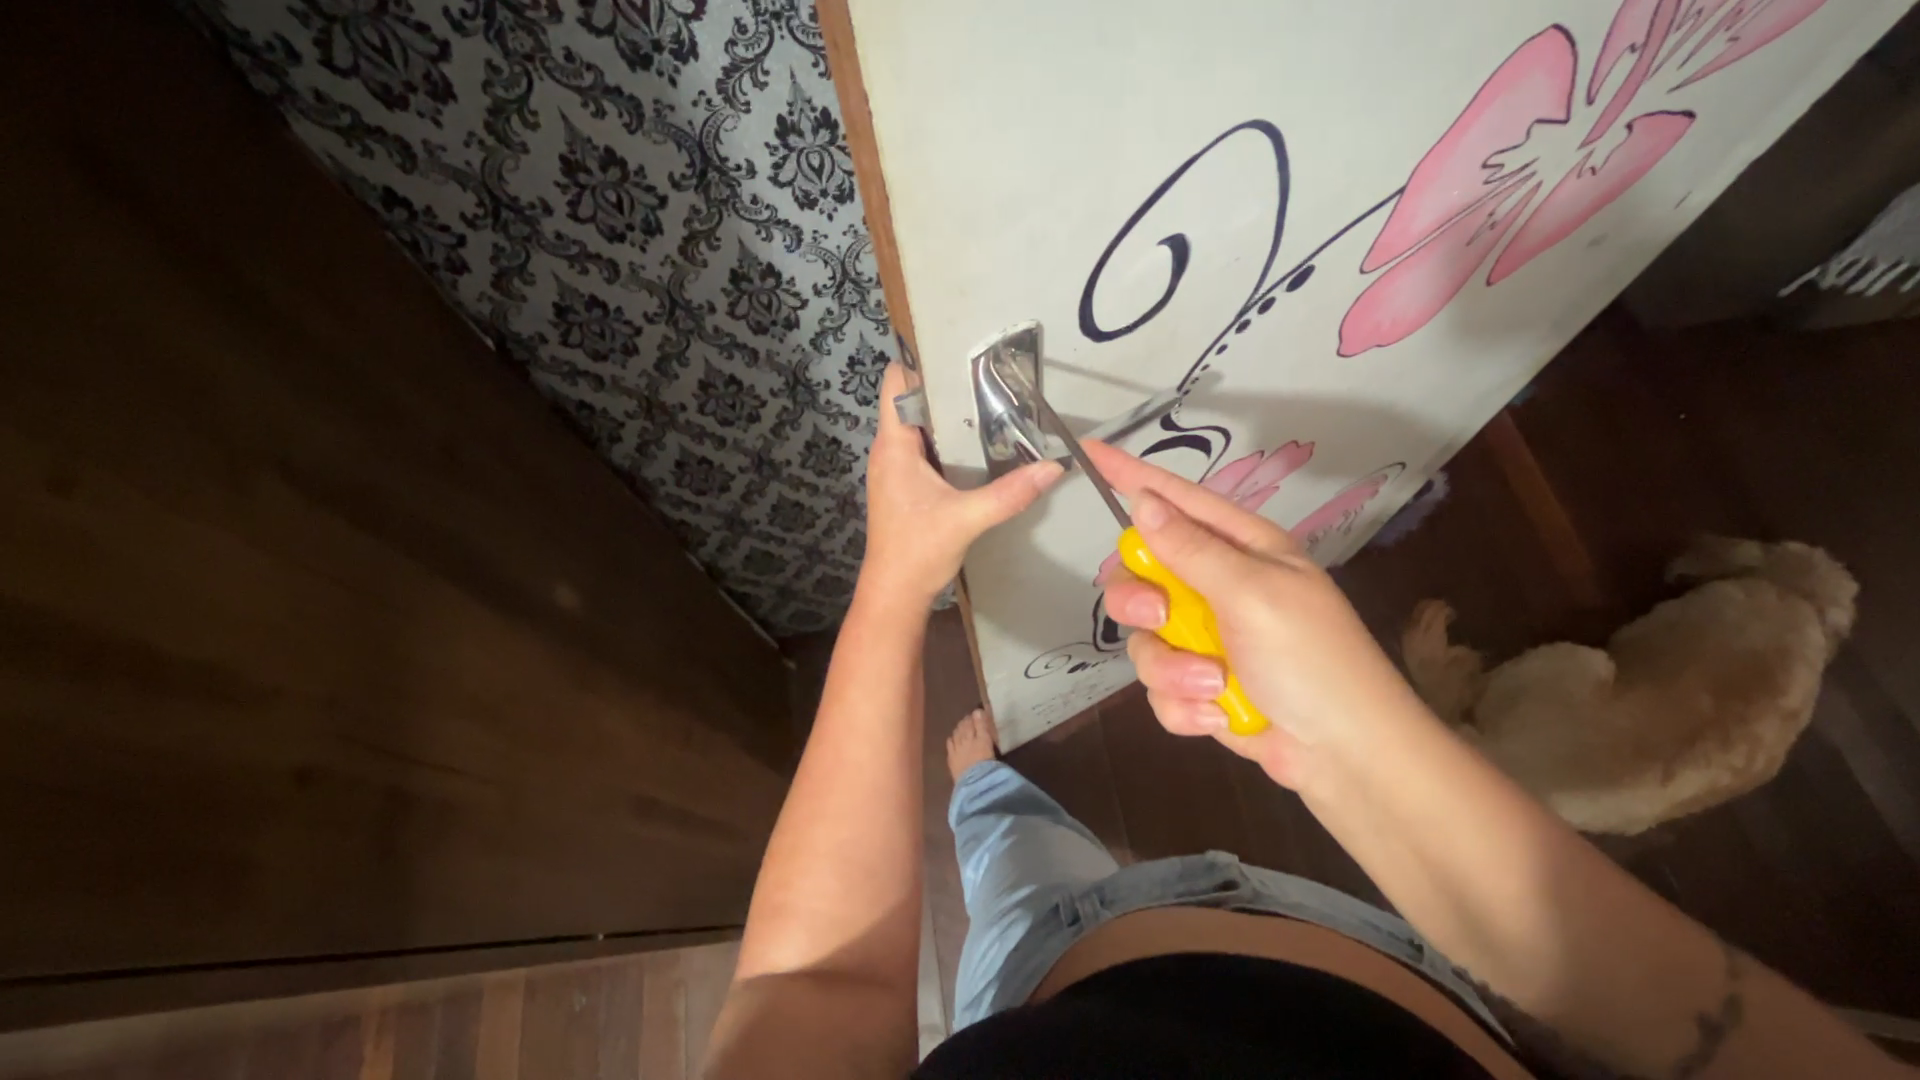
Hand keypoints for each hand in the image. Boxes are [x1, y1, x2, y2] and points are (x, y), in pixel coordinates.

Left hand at [861, 362, 1062, 604]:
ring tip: (992, 405)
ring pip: (922, 427)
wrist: (894, 595)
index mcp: (893, 446)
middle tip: (991, 379)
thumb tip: (1053, 467)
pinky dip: (950, 443)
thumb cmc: (916, 552)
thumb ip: (1010, 493)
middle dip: (948, 389)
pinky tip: (981, 447)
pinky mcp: (907, 486)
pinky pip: (927, 450)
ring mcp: (897, 469)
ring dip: (951, 418)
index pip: (895, 383)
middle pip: (913, 401)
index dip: (921, 364)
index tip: (962, 358)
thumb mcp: (966, 520)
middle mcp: (890, 450)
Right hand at [1085, 440, 1426, 789]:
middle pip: (1139, 573)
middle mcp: (1216, 585)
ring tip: (1213, 688)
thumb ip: (1191, 549)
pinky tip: (1216, 717)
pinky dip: (1182, 704)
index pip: (1175, 499)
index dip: (1130, 476)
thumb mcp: (1253, 593)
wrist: (1342, 755)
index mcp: (1240, 548)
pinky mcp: (1196, 684)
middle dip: (1141, 602)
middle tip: (1163, 618)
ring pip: (1142, 638)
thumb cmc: (1312, 660)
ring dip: (1172, 669)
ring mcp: (1204, 637)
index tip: (1087, 454)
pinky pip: (1157, 684)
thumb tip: (1142, 500)